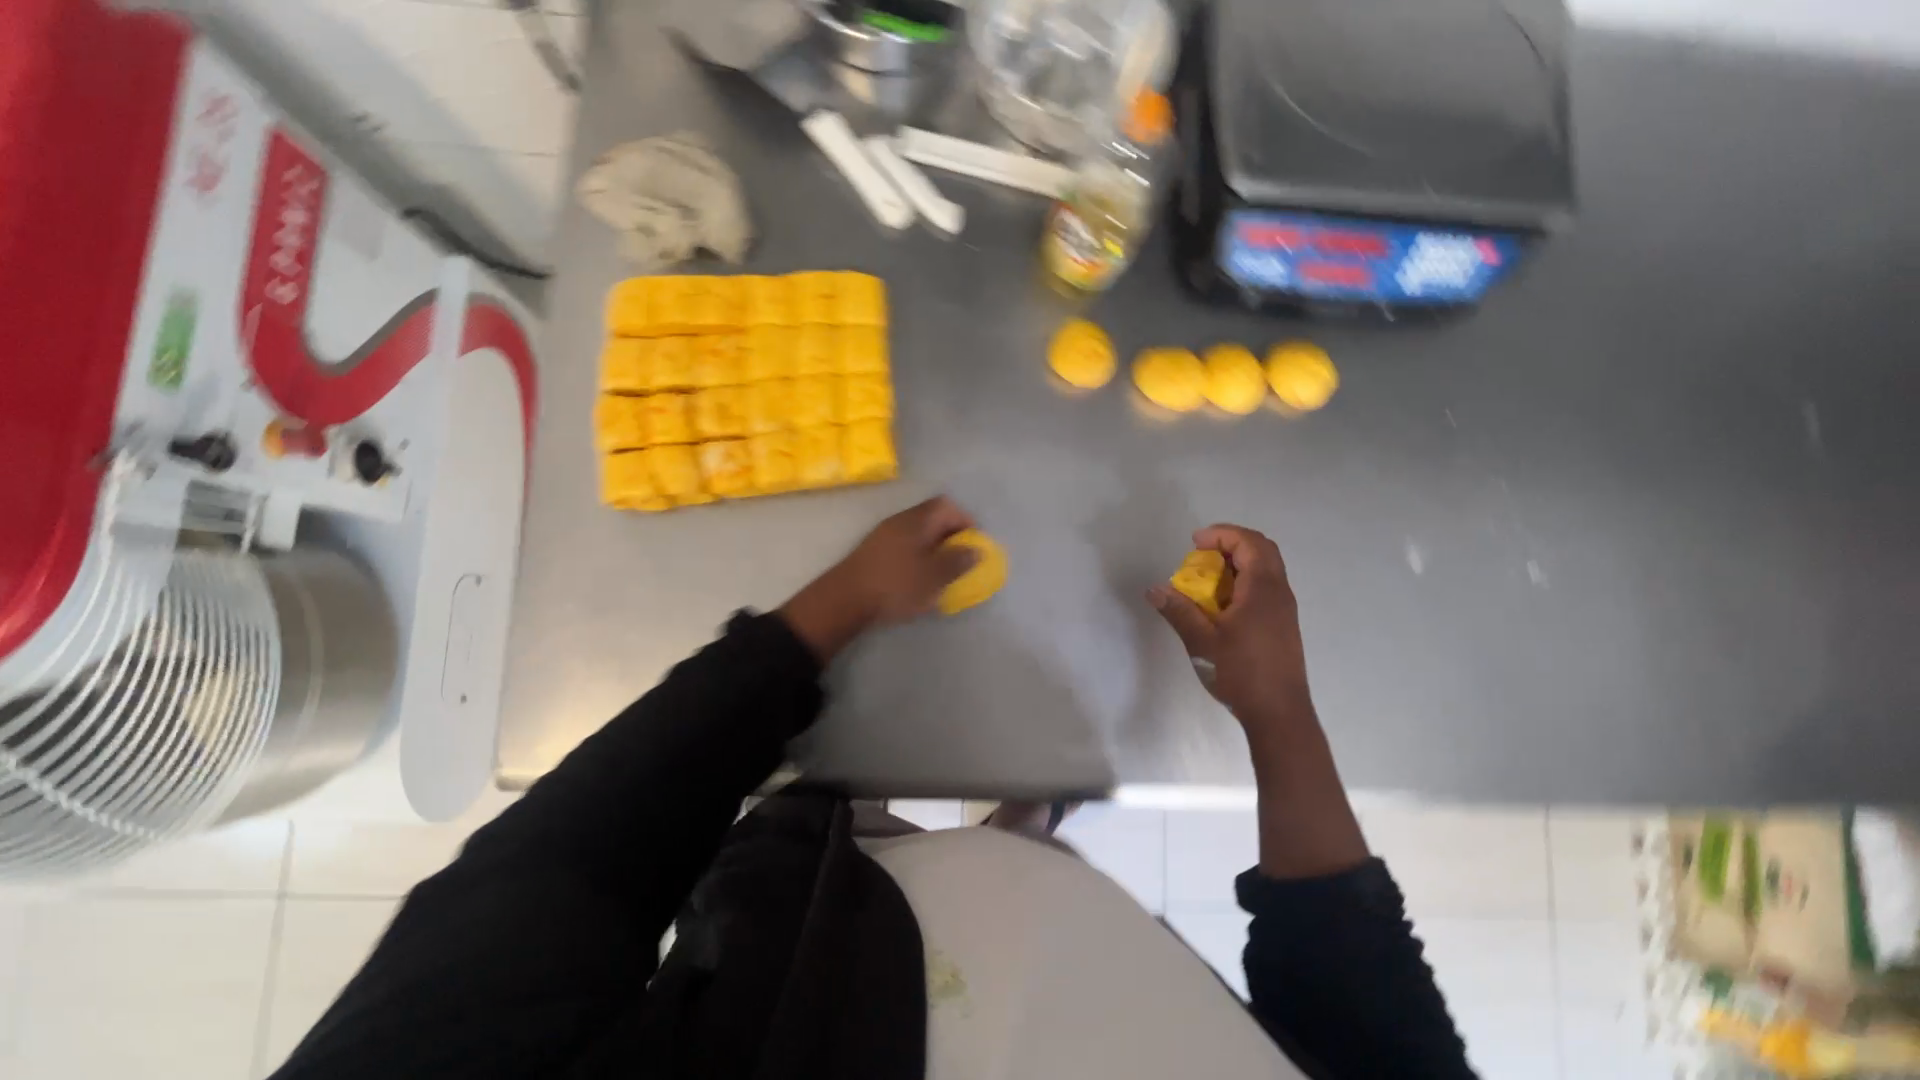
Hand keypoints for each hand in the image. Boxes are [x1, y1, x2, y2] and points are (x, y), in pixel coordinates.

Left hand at [780, 497, 978, 661]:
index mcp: (916, 521)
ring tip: (941, 570)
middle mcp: (899, 521)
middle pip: (931, 517)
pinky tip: (918, 577)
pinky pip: (904, 544)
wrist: (844, 599)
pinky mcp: (873, 551)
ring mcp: (883, 535)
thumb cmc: (895, 585)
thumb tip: (976, 549)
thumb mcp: (933, 577)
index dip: (964, 520)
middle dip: (950, 535)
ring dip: (934, 546)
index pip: (946, 506)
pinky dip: (917, 554)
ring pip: (917, 532)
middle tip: (961, 558)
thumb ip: (957, 562)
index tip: (973, 542)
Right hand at [1148, 524, 1314, 736]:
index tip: (1194, 543)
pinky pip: (1266, 588)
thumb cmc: (1241, 673)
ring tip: (1208, 579)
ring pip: (1266, 570)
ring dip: (1238, 565)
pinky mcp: (1283, 626)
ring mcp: (1285, 610)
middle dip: (1231, 544)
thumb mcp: (1201, 641)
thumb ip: (1178, 610)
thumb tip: (1154, 589)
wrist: (1279, 713)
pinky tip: (1223, 605)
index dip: (1222, 534)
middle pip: (1262, 550)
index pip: (1248, 543)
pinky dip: (1244, 583)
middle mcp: (1279, 593)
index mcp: (1263, 589)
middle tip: (1202, 554)